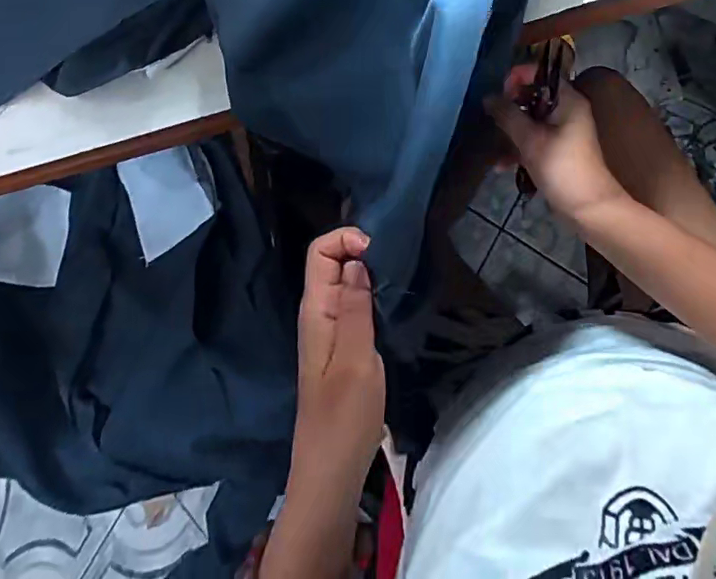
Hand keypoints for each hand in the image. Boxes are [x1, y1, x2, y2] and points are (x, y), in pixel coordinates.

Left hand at [292, 227, 385, 480]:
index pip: (319, 252)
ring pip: (343, 283)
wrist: (331, 476)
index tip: (379, 253)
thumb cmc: (344, 419)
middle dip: (360, 250)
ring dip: (369, 274)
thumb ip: (355, 307)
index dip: (346, 239)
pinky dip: (371, 296)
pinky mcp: (342, 348)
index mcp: (315, 312)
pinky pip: (353, 305)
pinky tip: (392, 306)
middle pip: (330, 262)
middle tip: (397, 265)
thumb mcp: (356, 360)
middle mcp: (318, 315)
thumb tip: (356, 260)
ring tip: (400, 280)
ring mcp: (329, 333)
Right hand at [484, 73, 630, 222]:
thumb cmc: (562, 168)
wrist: (589, 208)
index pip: (542, 73)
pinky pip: (535, 139)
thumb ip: (508, 115)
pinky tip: (502, 165)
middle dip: (510, 107)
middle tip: (492, 119)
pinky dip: (520, 147)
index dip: (518, 77)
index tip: (499, 92)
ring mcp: (564, 131)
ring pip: (531, 120)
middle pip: (533, 97)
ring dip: (511, 131)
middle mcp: (568, 110)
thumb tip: (488, 97)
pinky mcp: (558, 150)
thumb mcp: (530, 140)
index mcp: (568, 100)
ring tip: (494, 147)